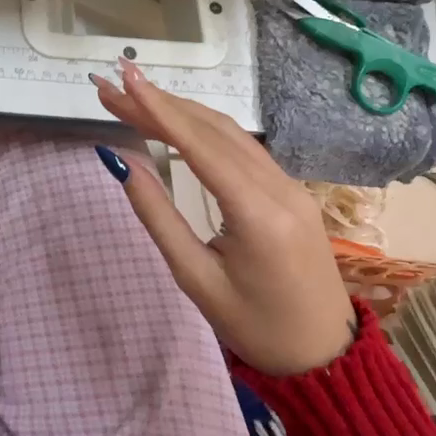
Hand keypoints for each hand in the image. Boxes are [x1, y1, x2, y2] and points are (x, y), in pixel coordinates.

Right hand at [93, 59, 355, 375]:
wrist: (326, 359)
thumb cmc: (255, 327)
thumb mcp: (195, 277)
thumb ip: (156, 214)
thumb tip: (119, 159)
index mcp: (258, 213)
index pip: (199, 144)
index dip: (157, 107)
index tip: (124, 76)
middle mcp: (279, 188)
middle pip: (210, 130)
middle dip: (157, 104)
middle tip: (110, 89)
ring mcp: (290, 185)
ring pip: (227, 132)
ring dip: (178, 111)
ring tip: (131, 98)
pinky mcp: (290, 189)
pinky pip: (241, 145)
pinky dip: (200, 126)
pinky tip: (173, 122)